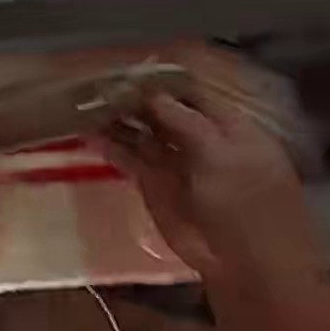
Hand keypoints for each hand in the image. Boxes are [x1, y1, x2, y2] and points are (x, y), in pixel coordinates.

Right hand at [102, 92, 309, 278]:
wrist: (244, 261)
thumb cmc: (246, 204)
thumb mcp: (222, 155)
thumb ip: (186, 122)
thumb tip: (151, 94)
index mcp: (227, 127)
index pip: (190, 94)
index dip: (161, 81)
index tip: (126, 70)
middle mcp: (198, 139)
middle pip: (160, 111)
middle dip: (132, 98)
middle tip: (95, 85)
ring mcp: (173, 162)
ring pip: (139, 132)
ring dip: (115, 119)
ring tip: (83, 105)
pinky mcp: (151, 183)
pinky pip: (126, 156)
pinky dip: (108, 144)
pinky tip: (87, 133)